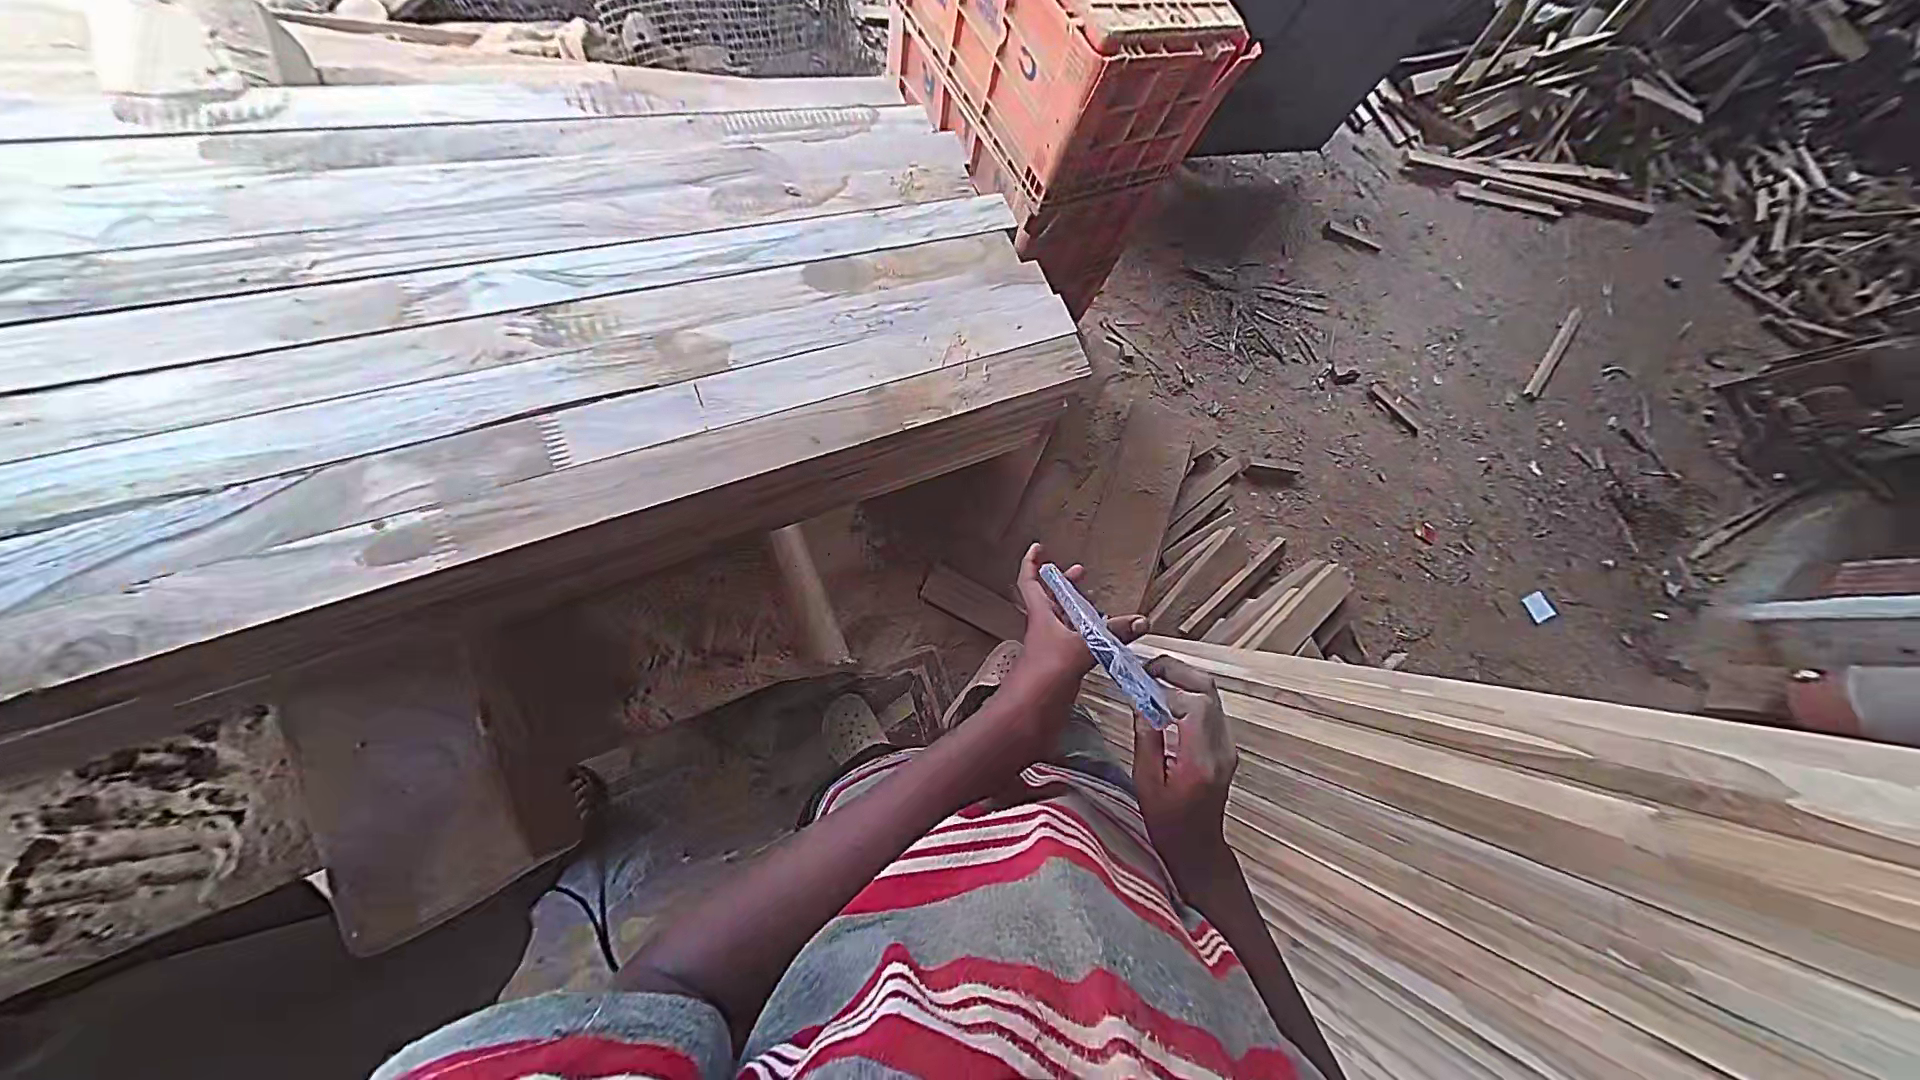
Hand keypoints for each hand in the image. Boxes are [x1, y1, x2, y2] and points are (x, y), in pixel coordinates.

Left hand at [1011, 543, 1148, 687]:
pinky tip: (1104, 640)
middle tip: (1079, 572)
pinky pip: (1077, 645)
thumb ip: (1111, 635)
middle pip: (1051, 600)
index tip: (1038, 547)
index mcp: (1040, 617)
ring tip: (1098, 604)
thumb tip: (1138, 622)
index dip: (1031, 563)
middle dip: (1063, 584)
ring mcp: (1052, 649)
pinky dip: (1090, 638)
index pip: (1029, 582)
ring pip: (1065, 623)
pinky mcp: (1062, 668)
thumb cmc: (1042, 677)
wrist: (1028, 715)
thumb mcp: (1081, 649)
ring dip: (1079, 611)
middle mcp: (1044, 630)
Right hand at [1133, 655, 1239, 894]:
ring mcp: (1227, 746)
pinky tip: (1163, 697)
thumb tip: (1140, 702)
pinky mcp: (1224, 745)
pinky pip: (1208, 707)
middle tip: (1145, 669)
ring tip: (1151, 677)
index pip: (1193, 705)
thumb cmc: (1167, 821)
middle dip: (1176, 671)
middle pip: (1207, 690)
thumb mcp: (1146, 781)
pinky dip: (1186, 693)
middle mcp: (1221, 748)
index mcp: (1202, 760)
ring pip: (1210, 694)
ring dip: (1181, 679)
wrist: (1197, 846)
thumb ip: (1146, 738)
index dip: (1163, 691)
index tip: (1137, 688)